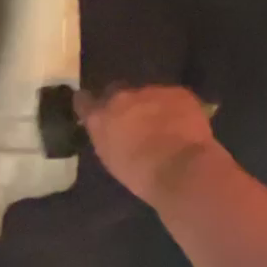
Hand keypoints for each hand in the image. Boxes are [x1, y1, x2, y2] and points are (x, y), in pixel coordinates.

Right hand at [76, 85, 220, 207]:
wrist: (181, 169)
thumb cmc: (141, 175)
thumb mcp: (111, 159)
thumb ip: (107, 138)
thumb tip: (113, 131)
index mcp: (99, 118)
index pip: (83, 100)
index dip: (88, 103)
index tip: (92, 107)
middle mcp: (120, 98)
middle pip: (116, 92)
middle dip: (123, 103)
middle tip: (134, 119)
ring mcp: (149, 92)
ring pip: (147, 95)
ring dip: (151, 106)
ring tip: (164, 125)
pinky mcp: (177, 92)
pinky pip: (172, 97)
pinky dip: (175, 107)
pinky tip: (183, 124)